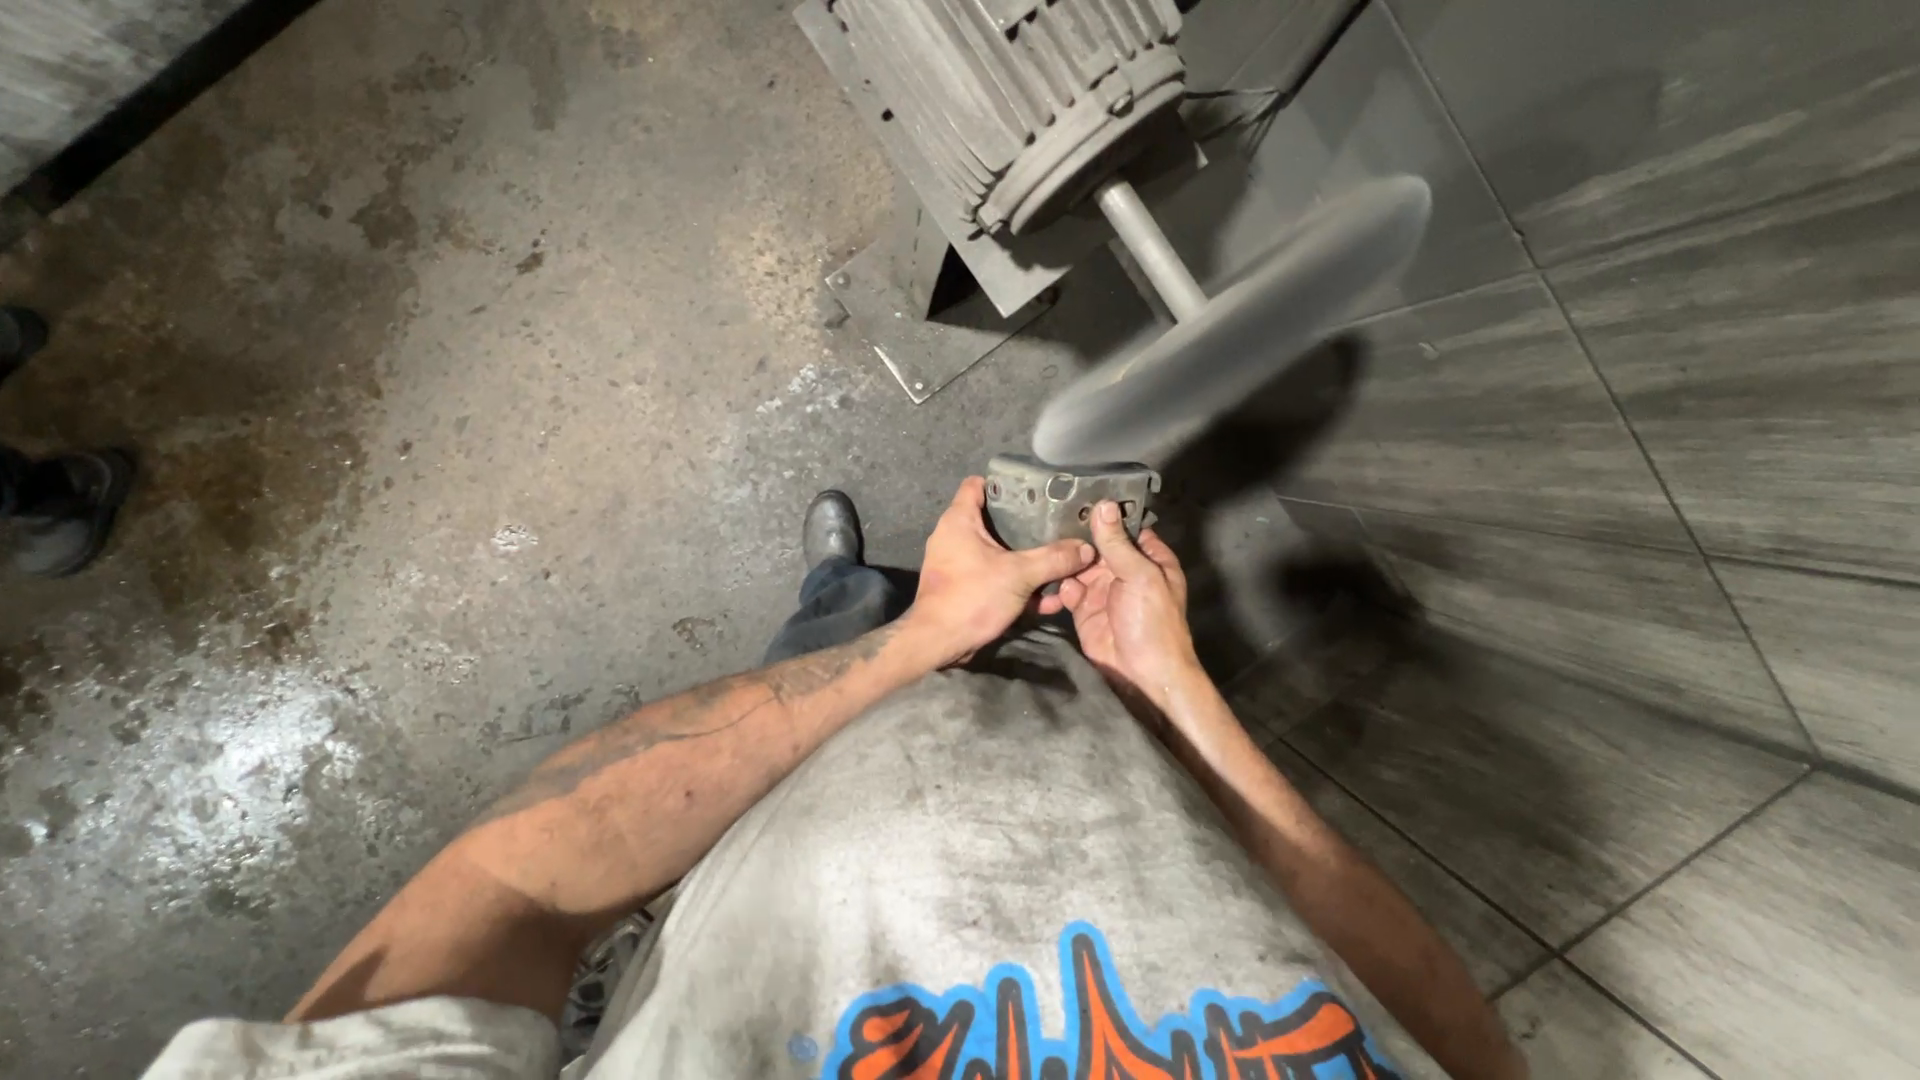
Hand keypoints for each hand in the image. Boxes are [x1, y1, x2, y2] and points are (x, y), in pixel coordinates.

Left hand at [904, 477, 1094, 666]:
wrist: (938, 643)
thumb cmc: (972, 596)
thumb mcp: (1019, 574)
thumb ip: (1054, 559)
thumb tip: (1087, 548)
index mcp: (959, 520)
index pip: (978, 485)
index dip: (1005, 484)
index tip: (1034, 490)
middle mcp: (954, 536)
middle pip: (995, 520)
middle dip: (1027, 526)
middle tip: (1057, 526)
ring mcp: (958, 564)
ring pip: (999, 554)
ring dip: (1027, 562)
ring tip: (1060, 564)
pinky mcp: (964, 588)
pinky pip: (995, 578)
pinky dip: (1017, 585)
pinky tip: (1047, 599)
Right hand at [1058, 501, 1201, 709]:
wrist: (1141, 673)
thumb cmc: (1152, 622)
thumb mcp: (1139, 575)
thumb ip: (1117, 542)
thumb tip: (1104, 505)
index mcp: (1149, 558)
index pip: (1125, 527)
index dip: (1105, 514)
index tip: (1077, 495)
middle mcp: (1125, 570)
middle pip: (1097, 544)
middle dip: (1076, 536)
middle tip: (1048, 517)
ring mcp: (1103, 589)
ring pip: (1078, 565)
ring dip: (1064, 560)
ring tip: (1045, 549)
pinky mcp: (1084, 609)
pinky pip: (1068, 590)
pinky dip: (1059, 586)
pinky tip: (1049, 580)